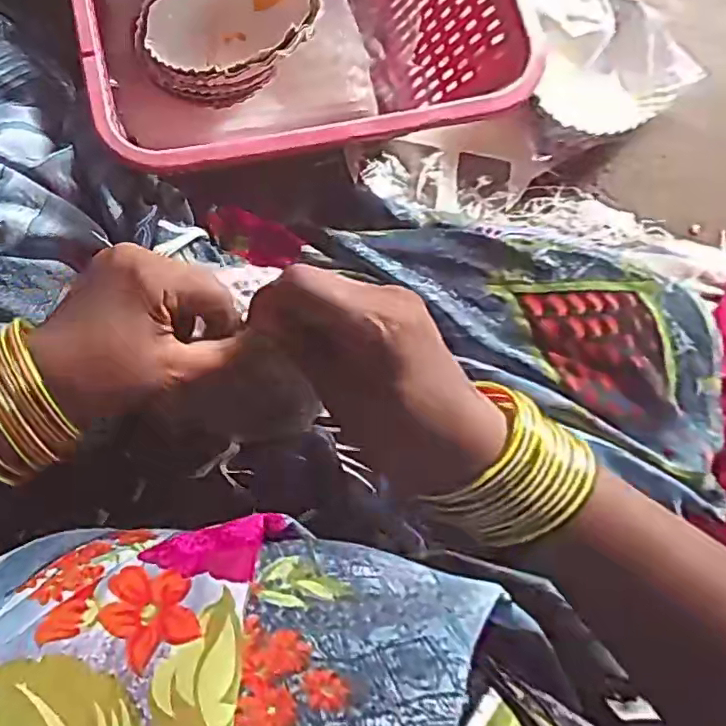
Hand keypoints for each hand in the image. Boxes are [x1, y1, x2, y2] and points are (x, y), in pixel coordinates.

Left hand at [27, 245, 244, 425]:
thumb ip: (221, 355)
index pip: (215, 291)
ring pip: (172, 282)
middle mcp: (135, 251)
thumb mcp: (171, 370)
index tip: (212, 357)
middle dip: (199, 318)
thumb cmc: (107, 376)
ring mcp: (116, 257)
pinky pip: (148, 281)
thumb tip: (257, 343)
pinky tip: (145, 332)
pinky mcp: (104, 268)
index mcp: (151, 271)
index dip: (225, 327)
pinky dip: (156, 305)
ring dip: (179, 312)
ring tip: (164, 346)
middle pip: (193, 283)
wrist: (42, 380)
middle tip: (186, 353)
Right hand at [247, 265, 506, 496]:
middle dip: (285, 304)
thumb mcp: (337, 394)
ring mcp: (396, 295)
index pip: (298, 280)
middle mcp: (384, 293)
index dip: (269, 301)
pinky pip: (347, 297)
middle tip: (274, 340)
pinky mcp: (400, 305)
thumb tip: (264, 322)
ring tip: (299, 345)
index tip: (259, 332)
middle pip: (311, 278)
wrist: (467, 448)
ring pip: (327, 285)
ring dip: (304, 308)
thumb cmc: (399, 434)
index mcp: (370, 317)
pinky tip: (327, 343)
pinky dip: (325, 313)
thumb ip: (299, 348)